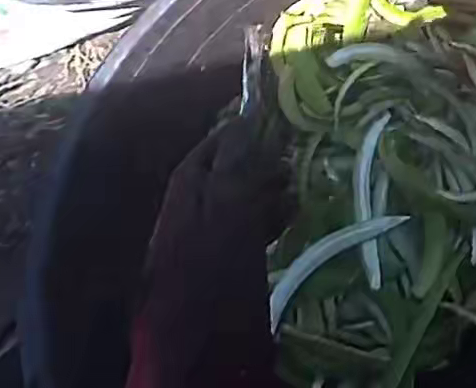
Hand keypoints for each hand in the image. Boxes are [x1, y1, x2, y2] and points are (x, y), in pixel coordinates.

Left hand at [128, 116, 288, 387]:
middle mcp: (185, 227)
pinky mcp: (223, 274)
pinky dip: (267, 219)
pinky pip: (244, 233)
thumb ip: (234, 168)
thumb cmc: (216, 274)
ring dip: (265, 190)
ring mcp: (203, 252)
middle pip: (218, 180)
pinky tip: (290, 217)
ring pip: (235, 206)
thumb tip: (243, 121)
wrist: (205, 357)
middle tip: (288, 151)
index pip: (199, 159)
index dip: (229, 136)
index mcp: (179, 208)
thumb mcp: (227, 212)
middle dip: (254, 162)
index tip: (263, 118)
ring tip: (296, 182)